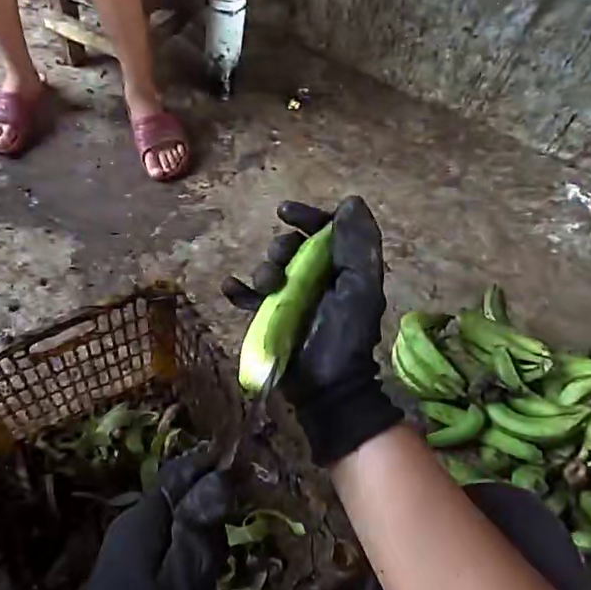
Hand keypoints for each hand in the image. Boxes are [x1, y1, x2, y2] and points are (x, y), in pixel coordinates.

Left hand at [38, 446, 231, 589]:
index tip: (240, 467)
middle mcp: (131, 522)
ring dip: (195, 520)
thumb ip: (201, 522)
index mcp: (145, 516)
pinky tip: (199, 562)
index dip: (210, 467)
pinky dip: (183, 541)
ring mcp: (125, 545)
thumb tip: (219, 476)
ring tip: (225, 534)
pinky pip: (161, 538)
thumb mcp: (187, 570)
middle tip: (240, 504)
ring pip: (169, 518)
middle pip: (175, 495)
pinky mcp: (125, 566)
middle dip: (205, 495)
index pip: (180, 474)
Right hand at [223, 197, 402, 465]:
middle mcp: (317, 279)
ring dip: (264, 269)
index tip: (285, 212)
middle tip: (280, 259)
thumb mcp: (360, 288)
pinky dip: (239, 290)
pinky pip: (249, 298)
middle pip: (293, 247)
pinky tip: (231, 286)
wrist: (327, 387)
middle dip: (282, 246)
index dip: (307, 217)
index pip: (324, 231)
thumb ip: (357, 246)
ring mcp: (292, 299)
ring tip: (268, 284)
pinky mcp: (271, 319)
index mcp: (343, 269)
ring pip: (270, 268)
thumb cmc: (347, 336)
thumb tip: (350, 202)